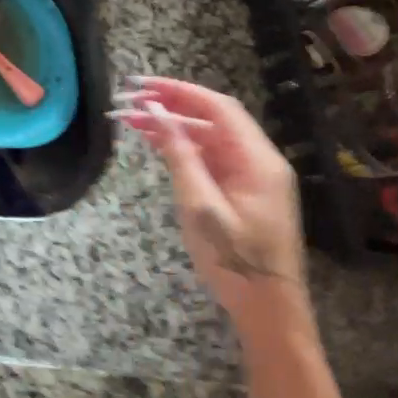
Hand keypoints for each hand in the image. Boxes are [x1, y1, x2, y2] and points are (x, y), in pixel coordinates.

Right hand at [116, 76, 306, 323]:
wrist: (270, 312)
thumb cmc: (235, 260)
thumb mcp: (200, 206)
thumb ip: (179, 154)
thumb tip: (156, 111)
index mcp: (257, 160)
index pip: (217, 107)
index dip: (178, 90)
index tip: (139, 86)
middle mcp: (259, 160)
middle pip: (212, 117)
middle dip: (170, 104)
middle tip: (127, 101)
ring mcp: (252, 176)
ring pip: (208, 135)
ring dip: (171, 124)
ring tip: (130, 121)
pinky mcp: (243, 190)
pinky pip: (211, 155)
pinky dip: (182, 145)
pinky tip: (154, 143)